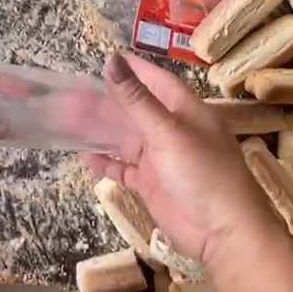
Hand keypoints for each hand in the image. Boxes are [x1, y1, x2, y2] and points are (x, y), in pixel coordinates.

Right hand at [81, 54, 278, 270]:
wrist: (223, 234)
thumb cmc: (202, 173)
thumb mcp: (166, 131)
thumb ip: (135, 98)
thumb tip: (112, 60)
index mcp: (184, 111)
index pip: (156, 81)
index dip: (133, 69)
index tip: (106, 58)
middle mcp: (172, 131)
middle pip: (134, 110)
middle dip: (105, 102)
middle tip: (72, 93)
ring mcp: (161, 159)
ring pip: (125, 138)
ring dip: (100, 130)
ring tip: (68, 120)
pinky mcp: (152, 184)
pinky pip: (124, 168)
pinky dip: (106, 161)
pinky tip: (85, 155)